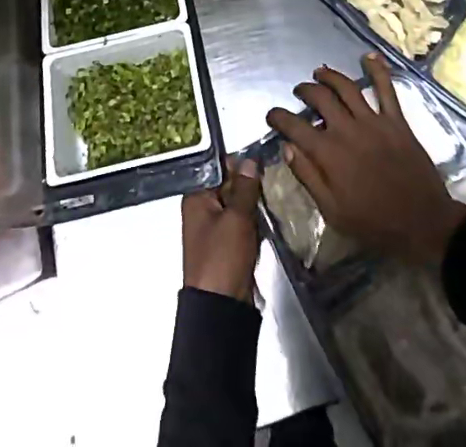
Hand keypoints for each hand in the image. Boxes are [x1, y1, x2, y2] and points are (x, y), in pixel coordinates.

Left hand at [182, 155, 262, 301]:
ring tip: (269, 202)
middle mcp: (201, 209)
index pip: (216, 168)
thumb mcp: (236, 217)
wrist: (221, 305)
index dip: (238, 165)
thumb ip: (244, 188)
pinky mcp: (227, 244)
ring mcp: (214, 227)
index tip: (261, 163)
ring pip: (238, 206)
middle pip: (228, 186)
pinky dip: (253, 224)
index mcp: (195, 197)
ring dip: (253, 207)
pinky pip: (242, 225)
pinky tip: (265, 224)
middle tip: (269, 184)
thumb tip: (248, 161)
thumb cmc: (223, 257)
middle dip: (248, 188)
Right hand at [265, 53, 465, 264]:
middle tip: (299, 92)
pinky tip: (369, 56)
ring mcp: (374, 122)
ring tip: (319, 72)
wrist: (424, 224)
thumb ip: (307, 176)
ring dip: (329, 76)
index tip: (272, 115)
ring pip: (347, 87)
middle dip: (304, 90)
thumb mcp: (331, 211)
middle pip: (319, 98)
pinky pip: (387, 90)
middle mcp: (347, 130)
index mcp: (327, 152)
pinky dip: (378, 70)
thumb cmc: (374, 223)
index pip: (293, 125)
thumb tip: (287, 148)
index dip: (277, 116)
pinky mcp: (397, 122)